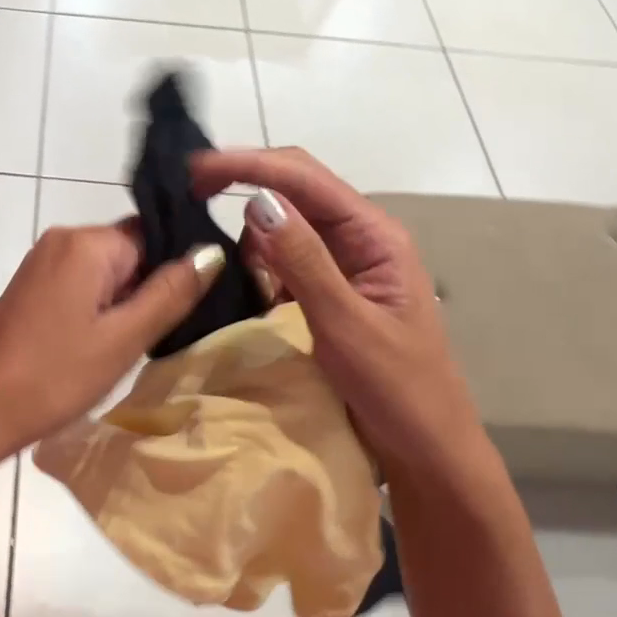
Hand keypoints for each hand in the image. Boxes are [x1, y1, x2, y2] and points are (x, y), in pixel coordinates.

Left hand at [0, 223, 222, 470]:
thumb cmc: (53, 376)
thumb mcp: (123, 339)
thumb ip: (170, 293)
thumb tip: (211, 251)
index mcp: (85, 242)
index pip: (152, 237)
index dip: (174, 272)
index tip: (192, 310)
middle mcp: (62, 238)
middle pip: (129, 251)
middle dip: (149, 289)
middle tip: (161, 336)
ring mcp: (42, 261)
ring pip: (106, 271)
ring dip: (124, 303)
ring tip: (134, 346)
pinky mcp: (32, 285)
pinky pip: (82, 283)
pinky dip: (100, 308)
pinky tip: (103, 345)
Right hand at [192, 148, 485, 480]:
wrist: (427, 452)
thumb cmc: (398, 391)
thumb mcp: (347, 326)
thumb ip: (303, 261)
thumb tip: (257, 200)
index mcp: (374, 234)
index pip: (304, 178)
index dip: (248, 165)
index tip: (195, 169)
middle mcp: (358, 235)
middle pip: (294, 184)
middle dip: (244, 178)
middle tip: (189, 189)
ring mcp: (343, 259)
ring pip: (285, 216)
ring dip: (251, 223)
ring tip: (222, 250)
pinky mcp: (327, 283)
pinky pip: (283, 250)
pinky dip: (257, 254)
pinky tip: (243, 275)